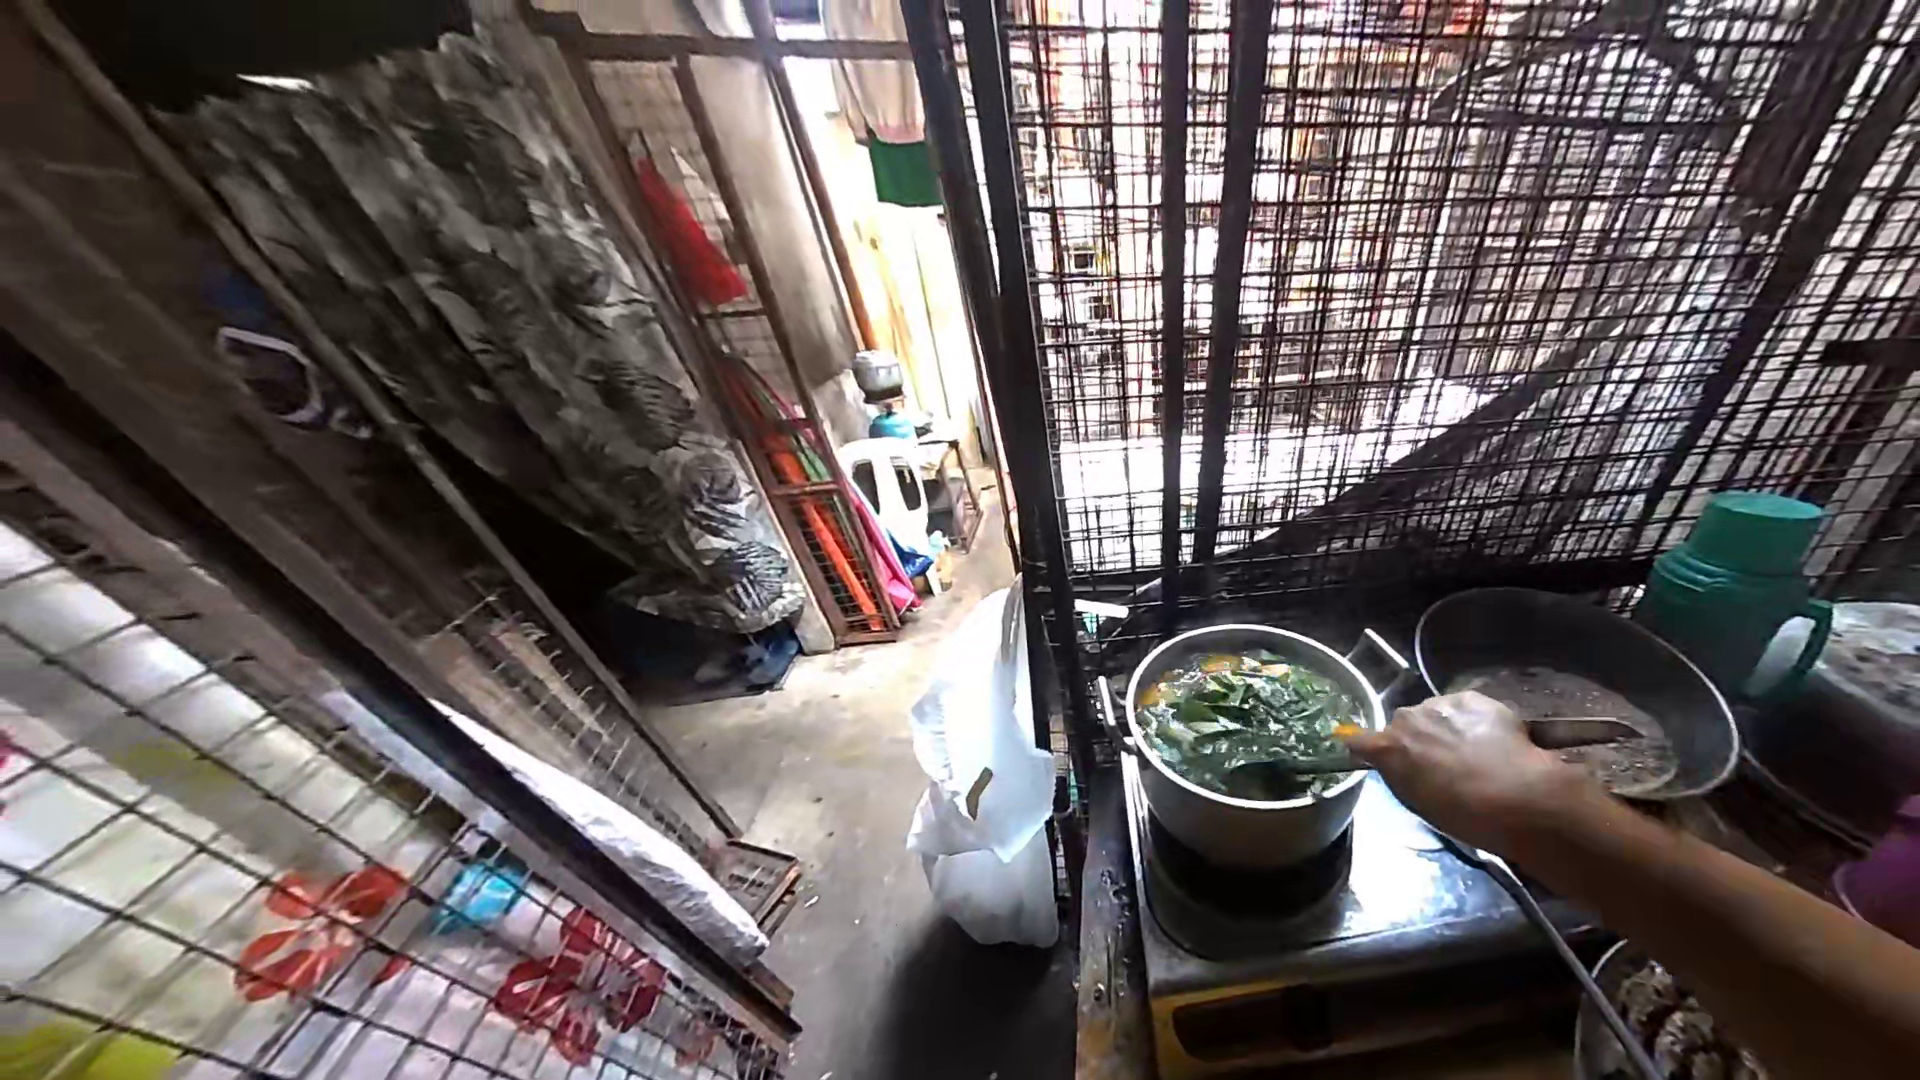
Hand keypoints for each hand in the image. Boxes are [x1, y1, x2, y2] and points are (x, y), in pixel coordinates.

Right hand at [1342, 690, 1597, 851]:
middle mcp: (1404, 719)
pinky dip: (1476, 720)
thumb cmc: (1465, 814)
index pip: (1358, 740)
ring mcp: (1438, 705)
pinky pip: (1466, 707)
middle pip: (1404, 724)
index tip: (1375, 754)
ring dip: (1446, 726)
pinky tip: (1496, 739)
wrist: (1521, 798)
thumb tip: (1393, 763)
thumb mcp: (1418, 800)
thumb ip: (1398, 773)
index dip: (1366, 746)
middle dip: (1417, 737)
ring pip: (1435, 713)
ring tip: (1476, 749)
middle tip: (1444, 759)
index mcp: (1385, 747)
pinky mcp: (1472, 699)